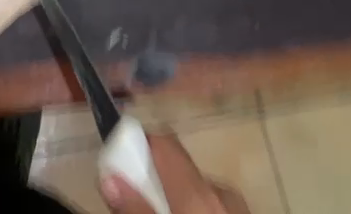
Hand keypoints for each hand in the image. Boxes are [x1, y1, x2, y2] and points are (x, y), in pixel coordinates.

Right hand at [102, 133, 250, 213]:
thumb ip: (134, 210)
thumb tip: (109, 177)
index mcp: (198, 192)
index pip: (163, 143)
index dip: (139, 146)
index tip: (120, 165)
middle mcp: (223, 194)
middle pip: (180, 172)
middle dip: (156, 186)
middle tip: (138, 208)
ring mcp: (240, 210)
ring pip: (200, 196)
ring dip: (179, 204)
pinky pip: (217, 211)